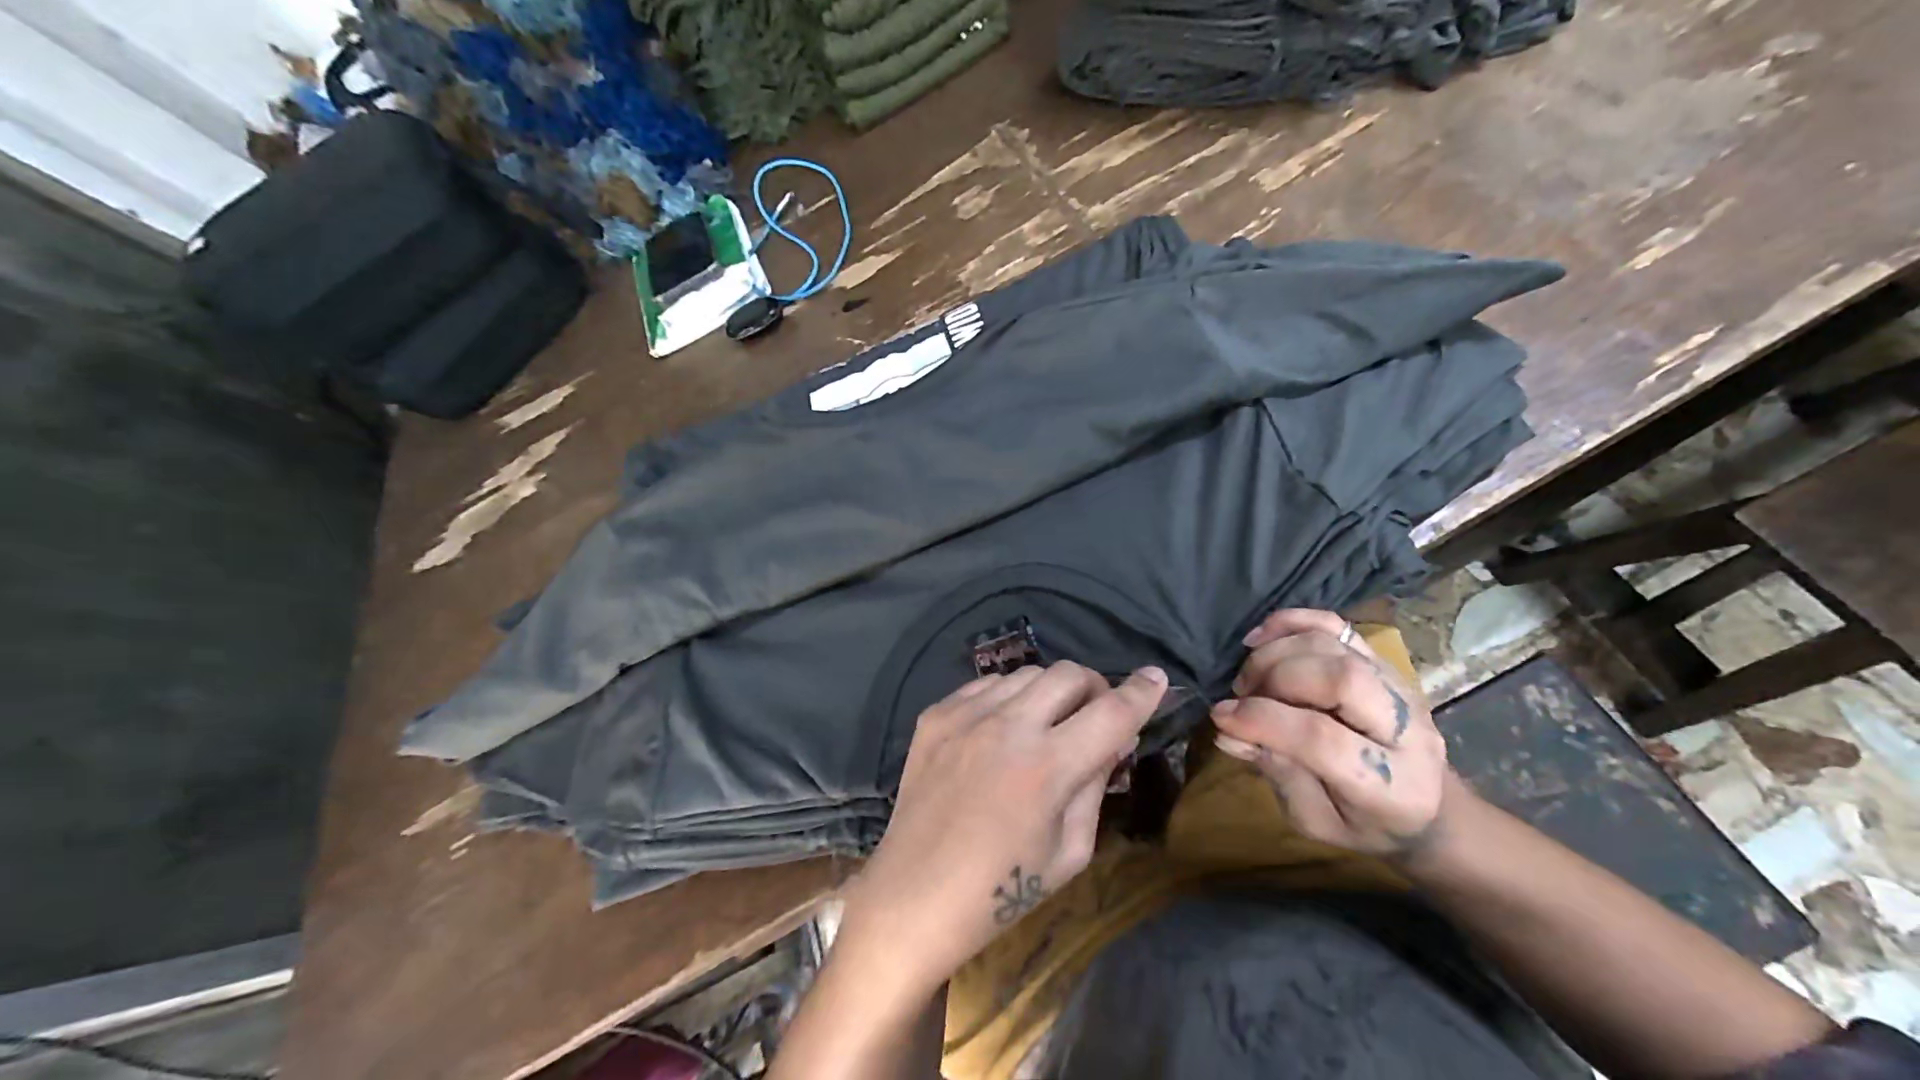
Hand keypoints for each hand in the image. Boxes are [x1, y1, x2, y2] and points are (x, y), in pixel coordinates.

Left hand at [841, 662, 1168, 994]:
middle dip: (1095, 688)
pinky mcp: (935, 715)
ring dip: (1050, 692)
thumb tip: (1112, 740)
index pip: (1112, 712)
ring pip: (1027, 673)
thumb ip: (1095, 785)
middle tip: (1095, 715)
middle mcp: (1007, 727)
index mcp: (1047, 768)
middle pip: (1069, 674)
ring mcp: (965, 716)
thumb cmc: (1001, 891)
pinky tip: (1003, 729)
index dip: (1142, 692)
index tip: (1156, 678)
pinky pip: (986, 685)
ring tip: (1045, 725)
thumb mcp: (1070, 851)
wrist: (914, 896)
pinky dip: (1008, 698)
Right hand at [1211, 608, 1449, 858]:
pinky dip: (1292, 621)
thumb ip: (1278, 776)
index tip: (1221, 718)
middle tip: (1241, 695)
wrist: (1428, 809)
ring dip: (1275, 653)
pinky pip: (1337, 626)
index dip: (1263, 721)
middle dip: (1274, 678)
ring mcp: (1399, 686)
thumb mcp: (1318, 821)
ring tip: (1249, 680)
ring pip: (1332, 645)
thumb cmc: (1365, 824)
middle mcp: (1407, 727)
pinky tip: (1259, 638)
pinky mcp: (1383, 661)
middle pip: (1339, 678)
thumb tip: (1229, 735)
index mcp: (1393, 785)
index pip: (1322, 739)